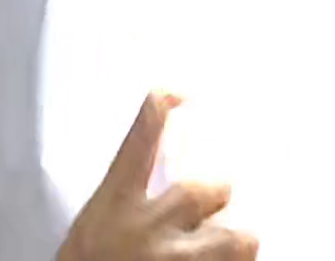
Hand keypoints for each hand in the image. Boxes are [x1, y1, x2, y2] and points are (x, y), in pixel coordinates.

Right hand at [57, 94, 259, 260]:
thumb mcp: (96, 225)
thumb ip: (127, 198)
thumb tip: (165, 176)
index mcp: (119, 200)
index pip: (142, 134)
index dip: (163, 103)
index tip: (180, 90)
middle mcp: (154, 227)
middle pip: (207, 188)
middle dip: (218, 195)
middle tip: (218, 201)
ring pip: (238, 240)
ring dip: (237, 242)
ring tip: (236, 243)